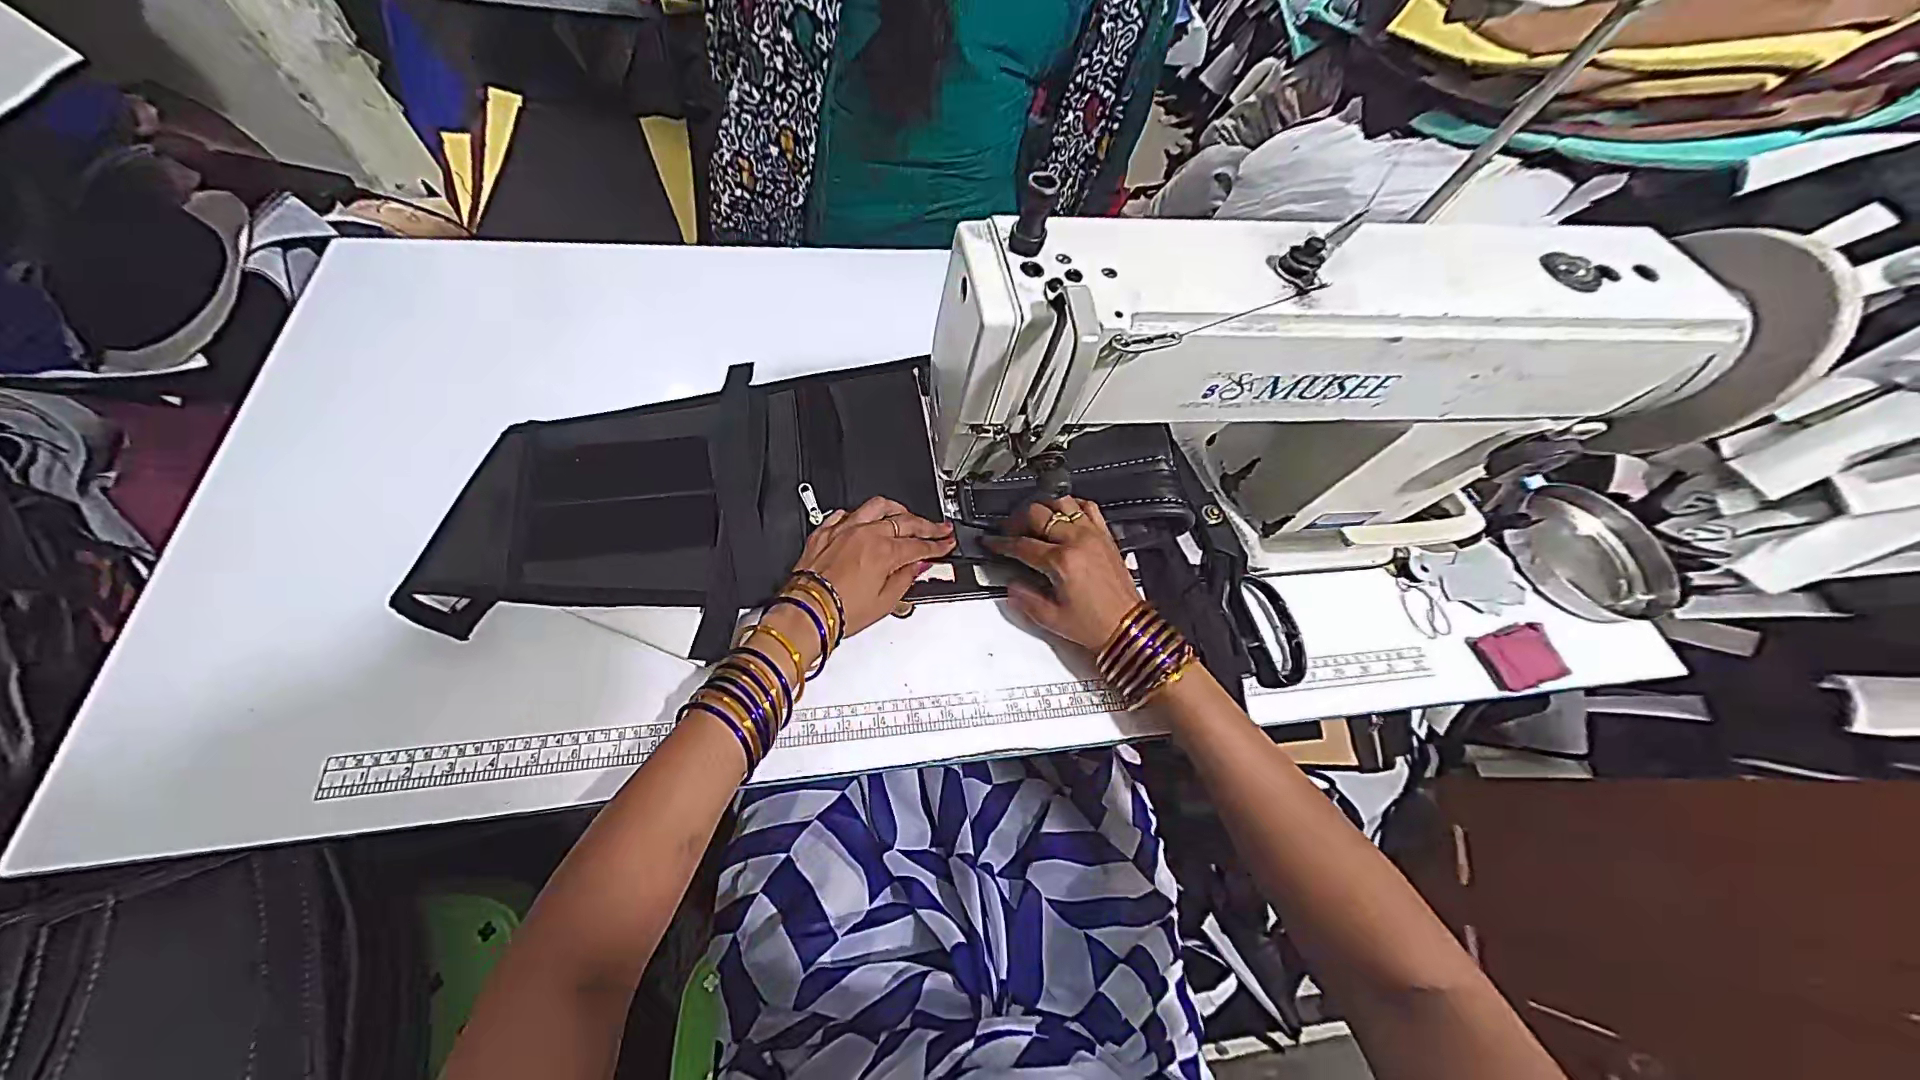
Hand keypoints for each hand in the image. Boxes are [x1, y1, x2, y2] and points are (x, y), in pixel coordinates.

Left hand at [792, 496, 954, 637]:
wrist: (807, 610)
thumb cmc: (839, 610)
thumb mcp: (885, 602)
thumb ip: (905, 578)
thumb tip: (915, 567)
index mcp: (884, 551)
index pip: (920, 544)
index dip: (938, 545)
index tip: (946, 543)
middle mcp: (865, 534)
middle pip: (905, 522)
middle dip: (927, 525)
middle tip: (939, 528)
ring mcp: (844, 530)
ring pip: (877, 506)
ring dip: (897, 509)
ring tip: (906, 514)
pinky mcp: (825, 532)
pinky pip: (846, 513)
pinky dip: (860, 514)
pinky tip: (865, 519)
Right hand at [983, 497, 1139, 650]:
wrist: (1127, 626)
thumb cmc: (1096, 624)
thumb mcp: (1051, 618)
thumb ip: (1025, 599)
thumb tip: (1011, 584)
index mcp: (1062, 561)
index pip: (1022, 544)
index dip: (1001, 543)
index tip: (991, 542)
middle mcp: (1078, 541)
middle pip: (1038, 514)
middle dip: (1016, 521)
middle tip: (1008, 531)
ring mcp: (1094, 535)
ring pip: (1061, 502)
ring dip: (1042, 508)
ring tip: (1032, 519)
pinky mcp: (1105, 536)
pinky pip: (1087, 507)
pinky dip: (1072, 505)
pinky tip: (1063, 513)